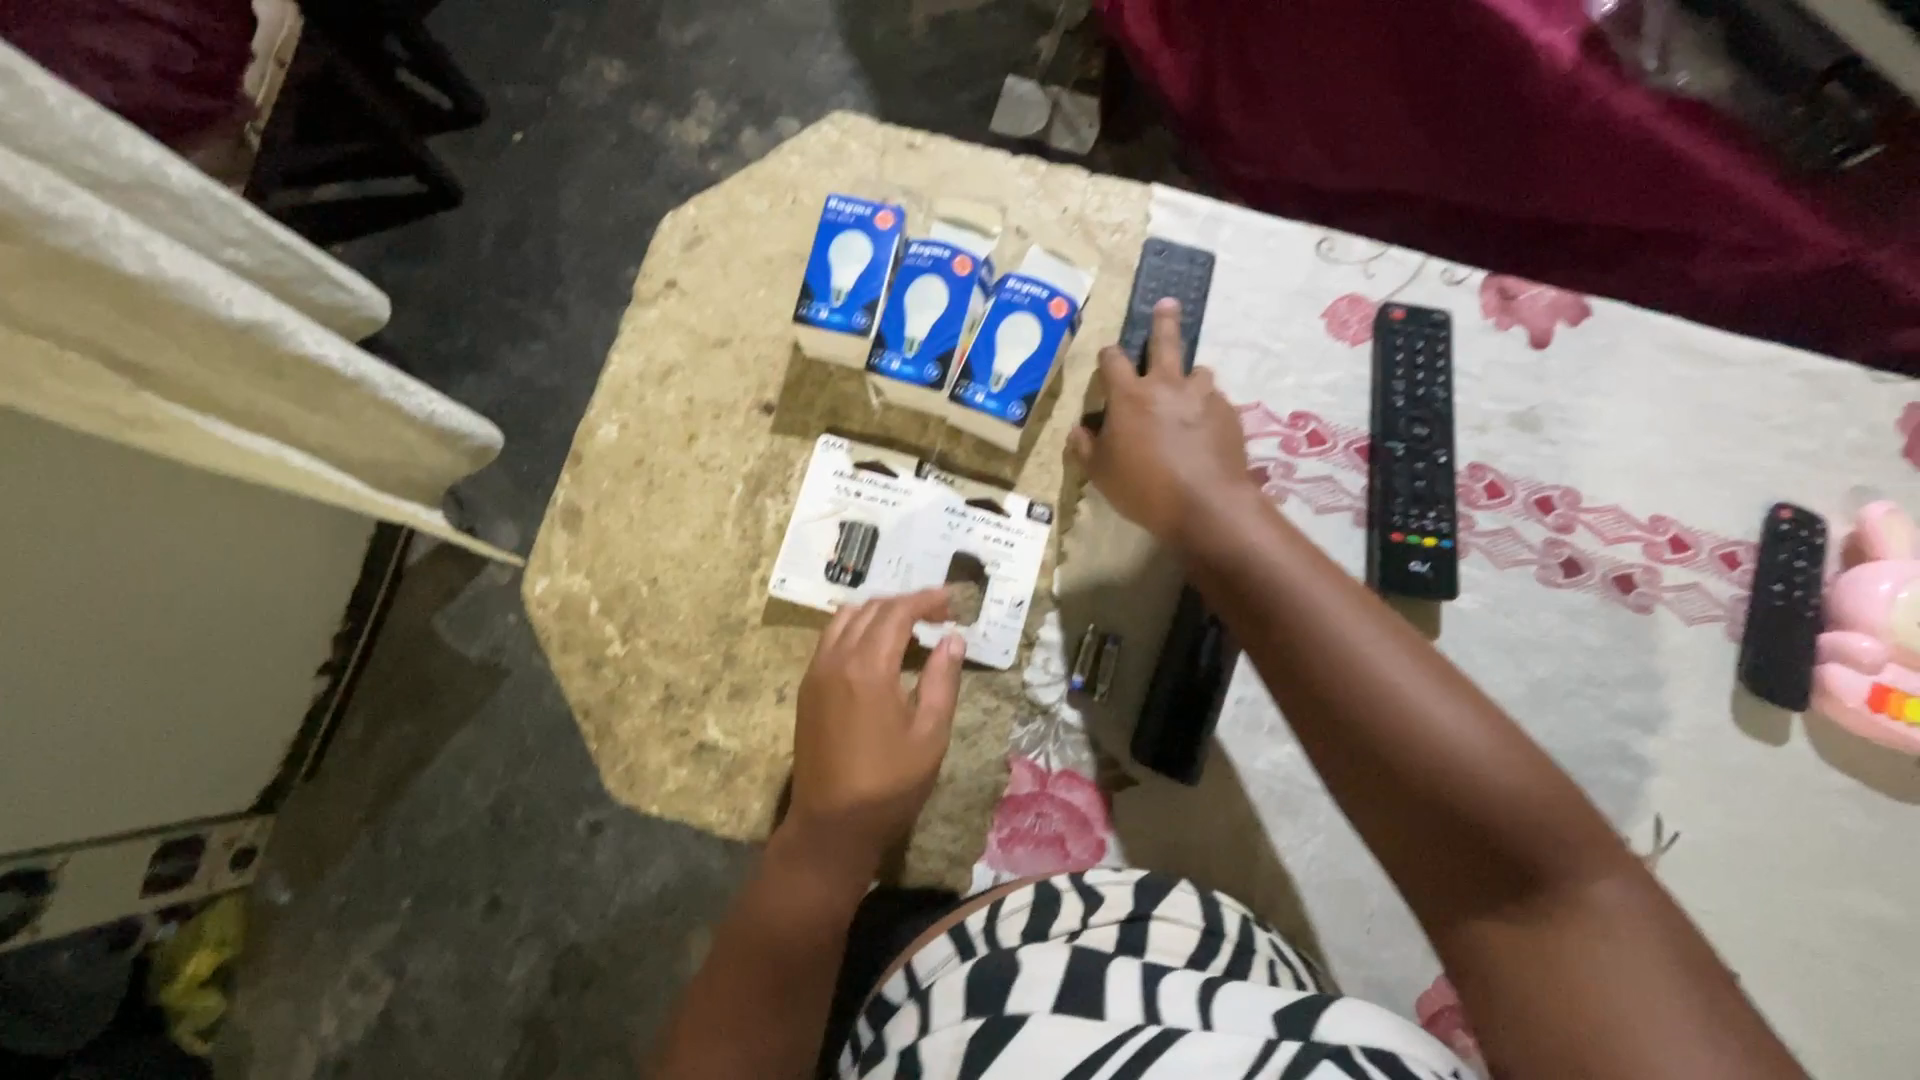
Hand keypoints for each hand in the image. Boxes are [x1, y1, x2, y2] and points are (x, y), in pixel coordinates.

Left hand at [788, 588, 966, 874]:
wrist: (832, 824)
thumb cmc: (890, 784)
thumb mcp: (931, 734)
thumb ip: (943, 679)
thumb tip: (952, 638)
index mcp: (868, 668)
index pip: (898, 612)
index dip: (926, 600)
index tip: (952, 600)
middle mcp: (836, 659)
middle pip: (871, 610)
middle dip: (906, 603)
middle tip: (938, 613)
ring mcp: (816, 672)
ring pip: (845, 619)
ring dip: (878, 613)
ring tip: (909, 626)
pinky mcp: (807, 688)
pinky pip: (830, 639)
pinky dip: (856, 629)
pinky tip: (877, 647)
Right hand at [1069, 298, 1257, 549]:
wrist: (1206, 505)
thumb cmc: (1143, 489)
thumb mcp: (1101, 474)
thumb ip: (1086, 448)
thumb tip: (1078, 432)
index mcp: (1130, 396)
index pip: (1113, 360)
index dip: (1108, 355)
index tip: (1108, 355)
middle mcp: (1167, 385)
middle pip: (1165, 341)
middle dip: (1164, 320)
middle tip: (1168, 303)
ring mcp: (1202, 396)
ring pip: (1198, 370)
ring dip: (1190, 376)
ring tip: (1189, 387)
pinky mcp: (1229, 413)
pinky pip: (1215, 400)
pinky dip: (1207, 407)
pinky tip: (1206, 427)